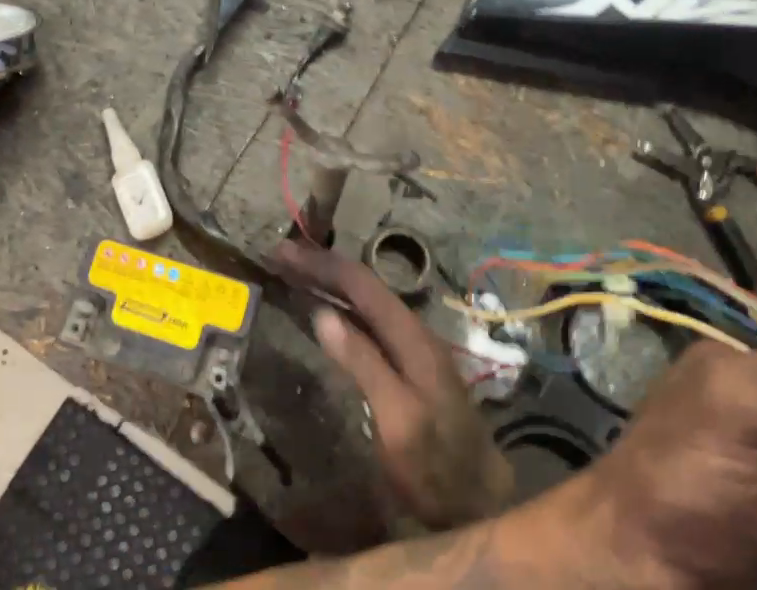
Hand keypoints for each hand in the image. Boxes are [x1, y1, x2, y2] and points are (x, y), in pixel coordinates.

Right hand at [270, 240, 514, 530]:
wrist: (480, 504)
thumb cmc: (435, 465)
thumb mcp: (397, 418)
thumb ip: (363, 363)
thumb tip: (321, 313)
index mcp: (411, 336)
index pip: (361, 283)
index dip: (320, 264)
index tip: (280, 252)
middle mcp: (412, 333)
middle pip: (362, 286)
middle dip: (319, 267)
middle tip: (276, 257)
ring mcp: (411, 349)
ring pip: (364, 302)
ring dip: (327, 284)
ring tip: (291, 274)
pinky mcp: (406, 367)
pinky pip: (366, 322)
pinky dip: (337, 307)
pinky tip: (321, 312)